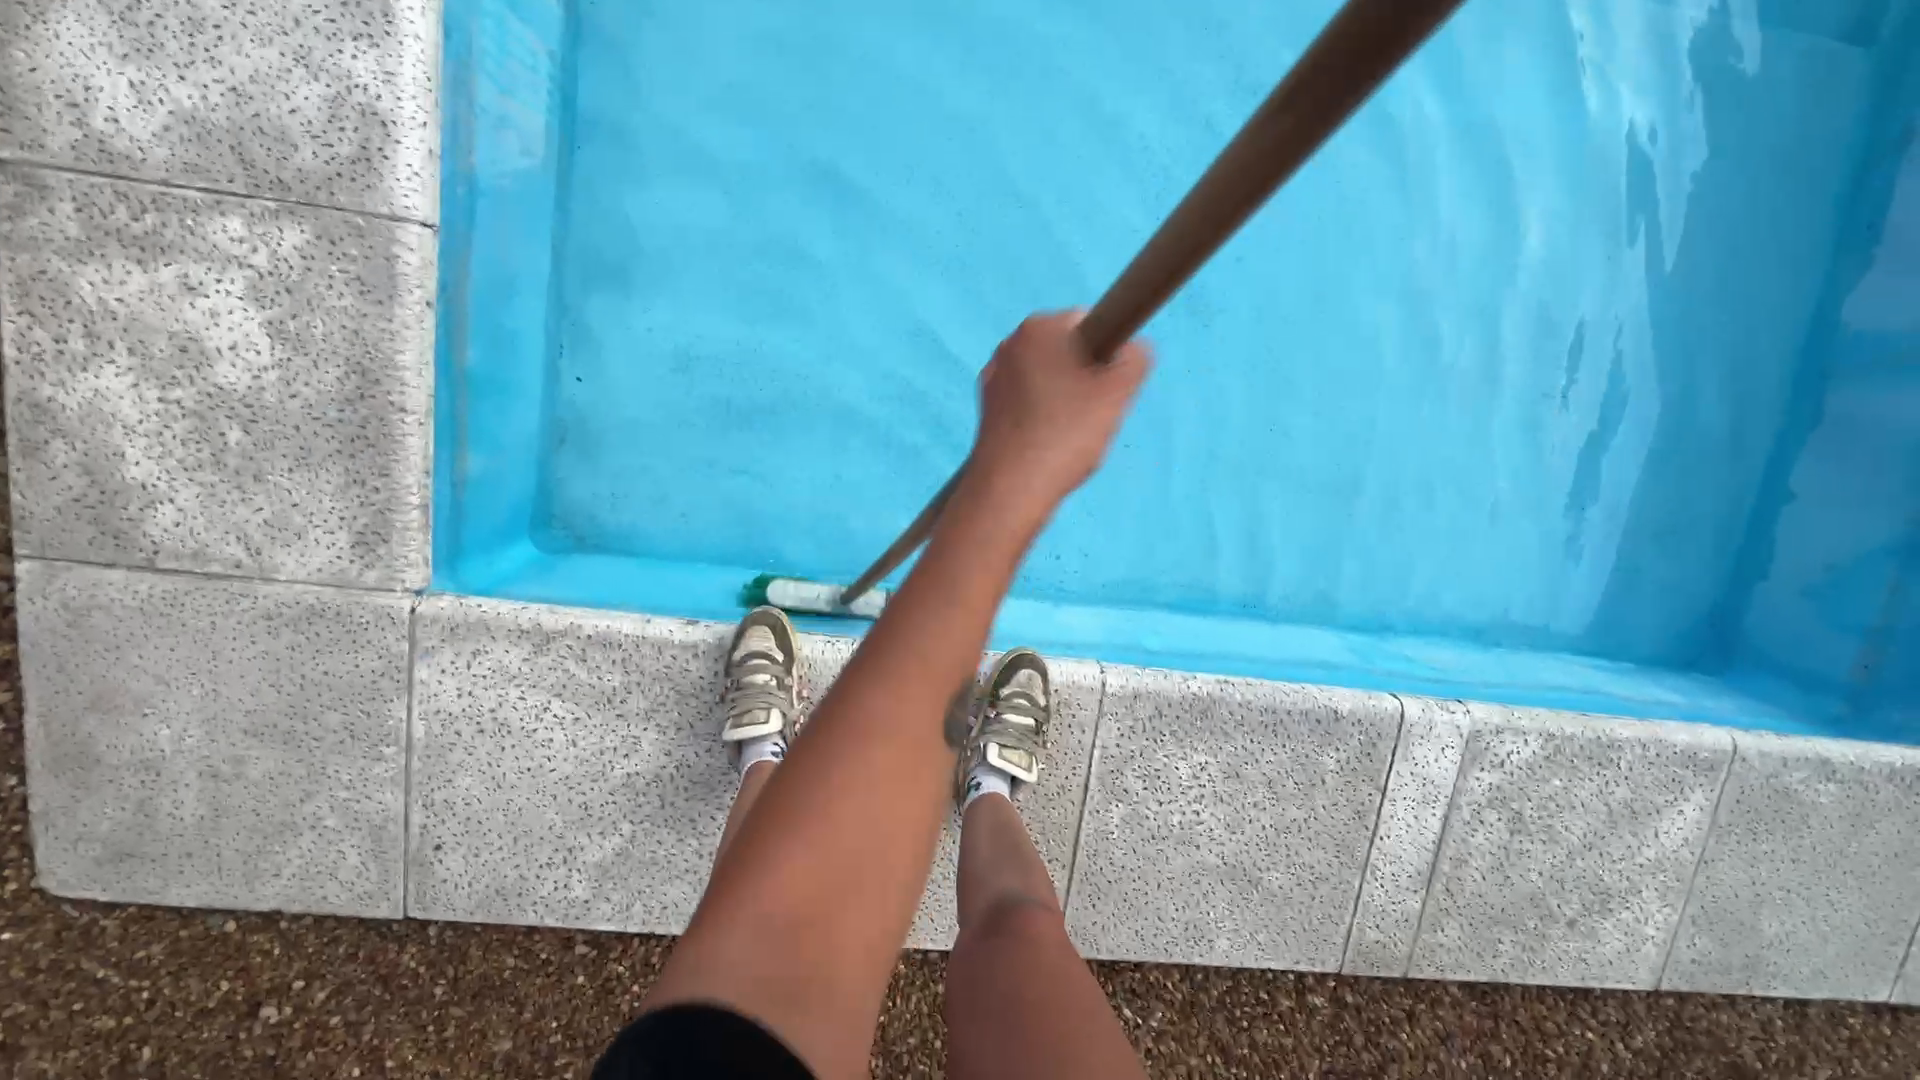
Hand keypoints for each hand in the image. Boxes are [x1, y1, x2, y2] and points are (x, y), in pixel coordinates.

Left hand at [970, 311, 1152, 517]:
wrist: (1011, 487)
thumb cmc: (1066, 433)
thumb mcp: (1118, 392)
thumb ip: (1135, 358)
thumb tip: (1131, 349)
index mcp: (1039, 327)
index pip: (1090, 323)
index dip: (1108, 355)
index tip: (1109, 388)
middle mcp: (1010, 343)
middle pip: (1067, 350)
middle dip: (1085, 376)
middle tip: (1093, 413)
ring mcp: (993, 375)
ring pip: (1047, 377)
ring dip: (1063, 398)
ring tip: (1069, 433)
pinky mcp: (986, 407)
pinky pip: (1027, 401)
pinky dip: (1040, 415)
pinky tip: (1047, 442)